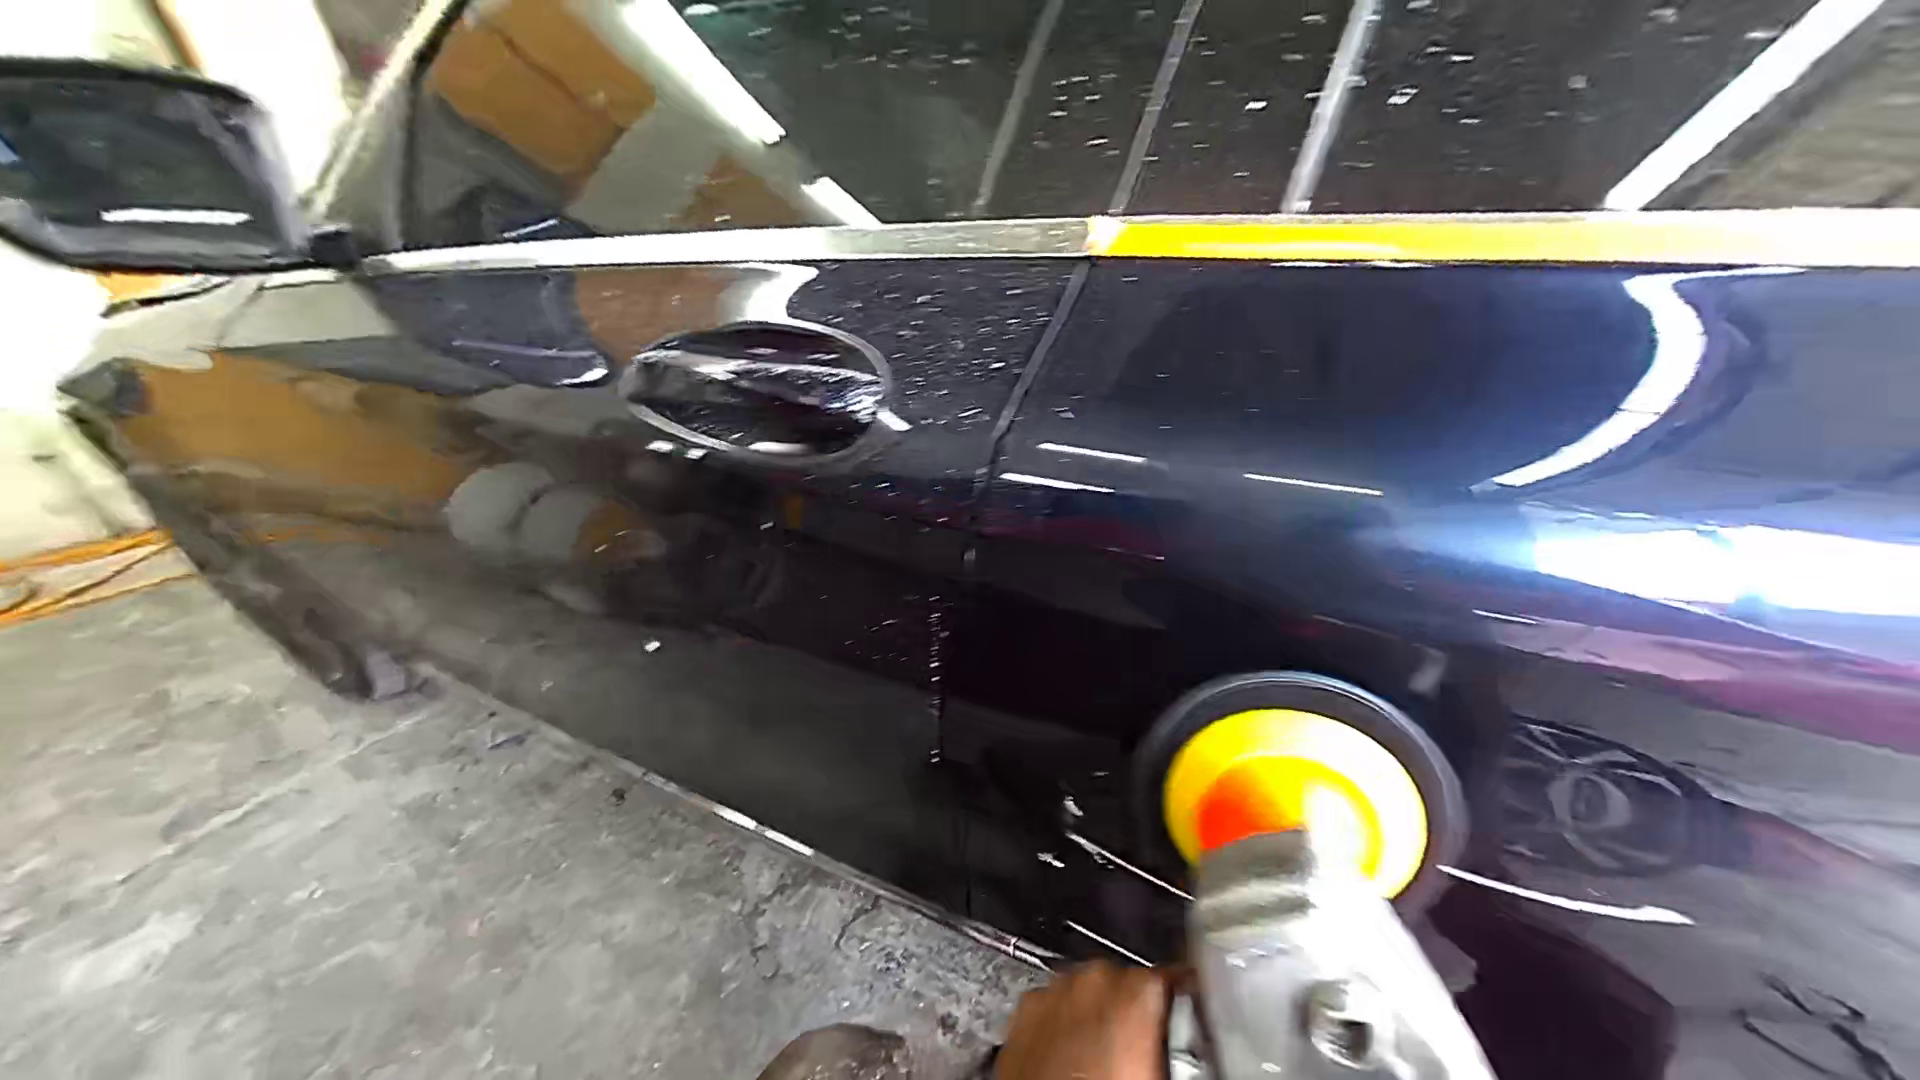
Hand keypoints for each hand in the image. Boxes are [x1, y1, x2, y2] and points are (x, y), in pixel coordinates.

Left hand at [994, 961, 1169, 1079]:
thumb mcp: (1156, 1072)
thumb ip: (1176, 1048)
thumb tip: (1183, 1049)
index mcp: (1136, 993)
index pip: (1173, 978)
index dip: (1182, 999)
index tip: (1188, 1017)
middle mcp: (1095, 978)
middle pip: (1128, 982)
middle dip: (1134, 1010)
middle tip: (1141, 1049)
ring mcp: (1057, 988)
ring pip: (1090, 990)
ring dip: (1098, 1013)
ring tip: (1105, 1057)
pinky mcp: (1028, 1006)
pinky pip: (1057, 1004)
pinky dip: (1066, 1021)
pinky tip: (1072, 1054)